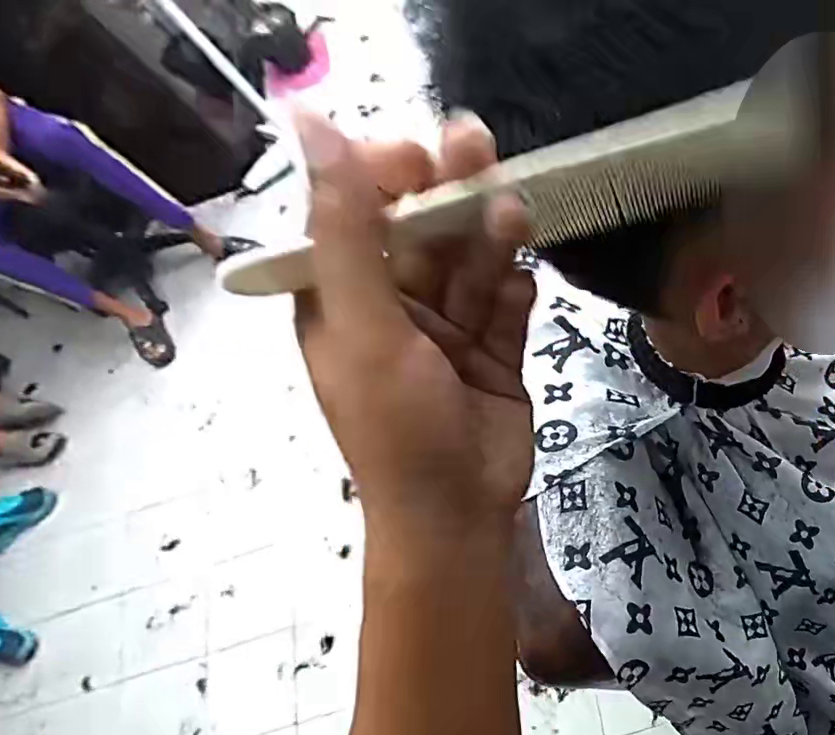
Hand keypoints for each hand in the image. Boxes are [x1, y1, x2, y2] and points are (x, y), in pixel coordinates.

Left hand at [293, 109, 536, 537]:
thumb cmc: (397, 429)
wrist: (457, 512)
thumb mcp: (364, 330)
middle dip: (448, 194)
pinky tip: (524, 279)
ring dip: (491, 239)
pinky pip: (506, 313)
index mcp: (342, 297)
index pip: (357, 213)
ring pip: (472, 270)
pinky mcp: (496, 359)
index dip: (385, 176)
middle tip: (480, 144)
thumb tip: (309, 123)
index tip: (421, 157)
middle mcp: (395, 309)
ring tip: (516, 208)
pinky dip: (516, 293)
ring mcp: (450, 336)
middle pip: (423, 234)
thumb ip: (346, 232)